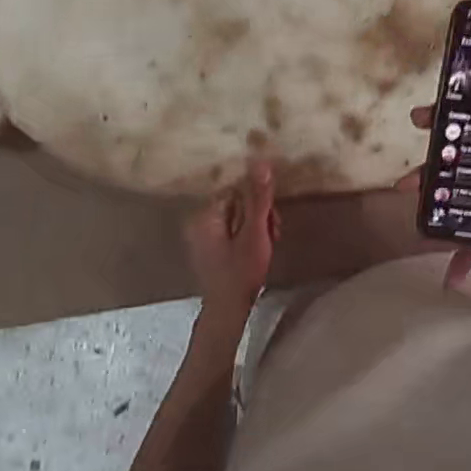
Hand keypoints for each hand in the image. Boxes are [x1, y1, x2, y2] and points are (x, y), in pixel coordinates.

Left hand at [184, 159, 278, 320]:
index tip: (272, 224)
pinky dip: (246, 240)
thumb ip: (259, 199)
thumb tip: (261, 161)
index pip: (237, 191)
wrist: (228, 309)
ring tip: (266, 247)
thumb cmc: (241, 272)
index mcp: (205, 215)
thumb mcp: (255, 233)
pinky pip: (231, 233)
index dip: (259, 205)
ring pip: (237, 219)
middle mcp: (198, 222)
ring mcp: (201, 237)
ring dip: (255, 229)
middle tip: (272, 237)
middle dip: (258, 218)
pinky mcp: (208, 250)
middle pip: (237, 204)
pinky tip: (255, 254)